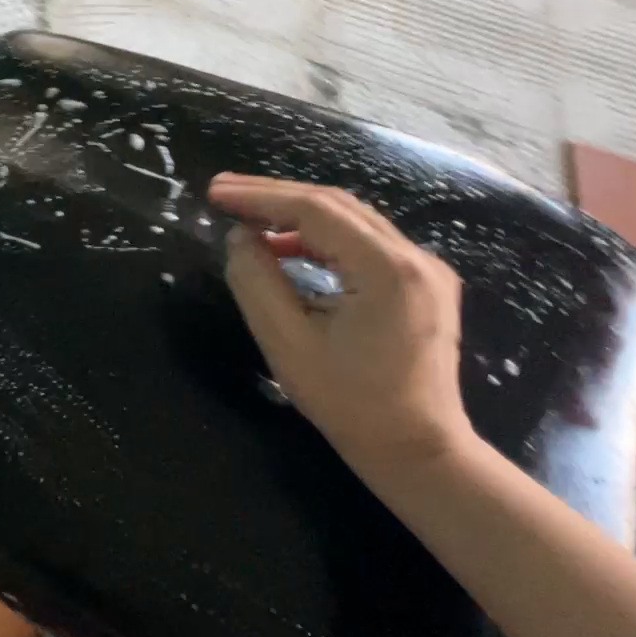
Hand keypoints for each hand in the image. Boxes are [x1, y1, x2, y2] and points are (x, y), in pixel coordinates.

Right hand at [207, 173, 476, 469]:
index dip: (259, 196)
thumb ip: (255, 280)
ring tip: (243, 212)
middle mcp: (414, 259)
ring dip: (293, 211)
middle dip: (274, 194)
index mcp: (386, 270)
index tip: (213, 193)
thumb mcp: (284, 340)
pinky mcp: (418, 285)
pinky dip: (316, 235)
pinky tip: (283, 246)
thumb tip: (239, 238)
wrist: (415, 446)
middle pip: (337, 205)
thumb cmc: (347, 399)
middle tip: (220, 191)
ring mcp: (422, 271)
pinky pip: (361, 242)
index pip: (316, 211)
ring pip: (350, 220)